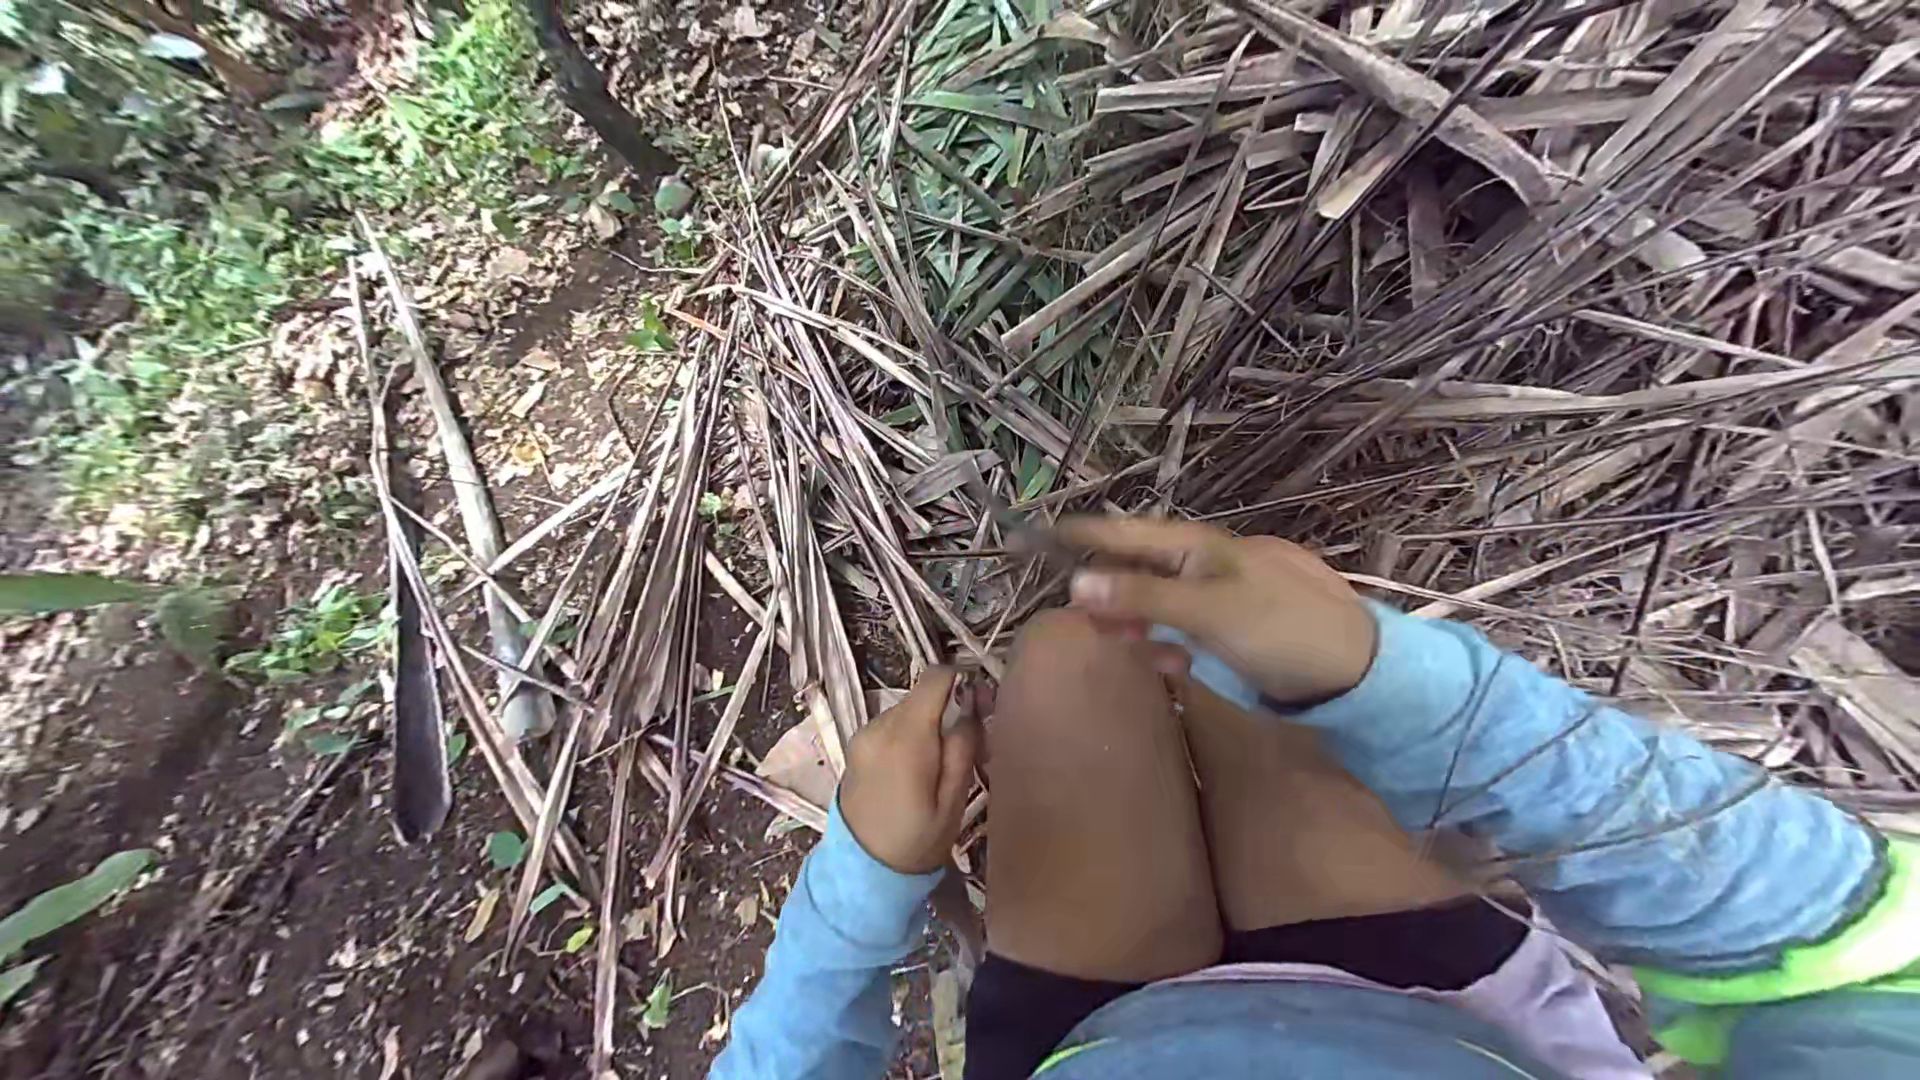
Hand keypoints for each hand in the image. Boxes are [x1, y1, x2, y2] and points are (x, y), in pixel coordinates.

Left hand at [839, 668, 979, 873]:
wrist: (861, 873)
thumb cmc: (916, 843)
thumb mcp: (953, 801)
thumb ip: (962, 746)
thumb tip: (970, 705)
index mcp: (905, 737)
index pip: (936, 678)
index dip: (962, 682)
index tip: (980, 705)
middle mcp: (879, 726)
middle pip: (924, 695)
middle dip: (950, 710)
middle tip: (970, 745)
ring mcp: (864, 733)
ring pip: (909, 708)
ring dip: (930, 724)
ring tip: (941, 763)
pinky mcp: (857, 743)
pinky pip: (892, 724)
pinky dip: (910, 734)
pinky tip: (916, 768)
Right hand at [1057, 516, 1375, 705]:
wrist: (1357, 668)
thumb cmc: (1281, 627)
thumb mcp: (1207, 609)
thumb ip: (1141, 595)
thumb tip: (1075, 582)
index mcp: (1193, 544)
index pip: (1122, 531)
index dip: (1079, 533)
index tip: (1035, 535)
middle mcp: (1197, 562)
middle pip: (1131, 568)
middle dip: (1103, 590)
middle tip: (1081, 618)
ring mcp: (1210, 593)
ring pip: (1150, 601)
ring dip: (1131, 622)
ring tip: (1122, 645)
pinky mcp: (1221, 625)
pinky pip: (1175, 627)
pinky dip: (1163, 642)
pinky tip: (1168, 662)